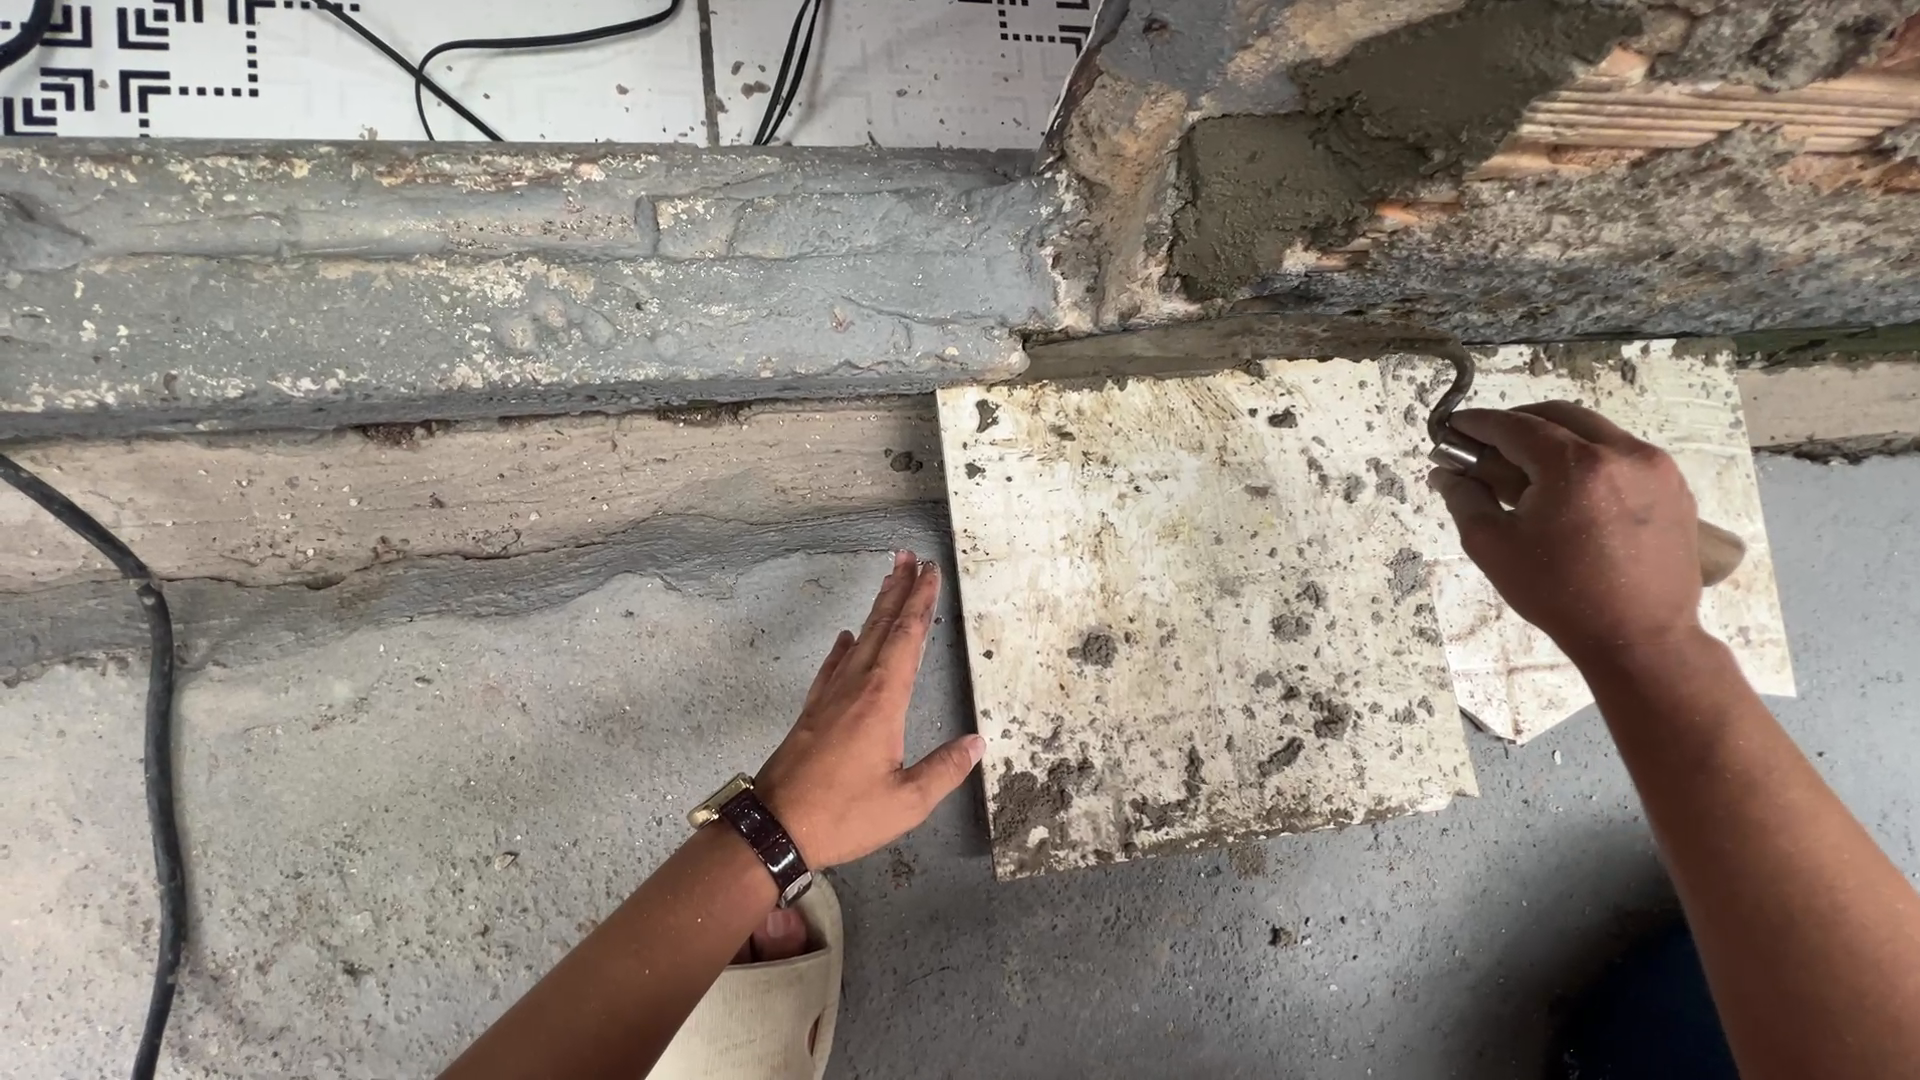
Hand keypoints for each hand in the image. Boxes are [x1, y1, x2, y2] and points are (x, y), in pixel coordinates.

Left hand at [754, 551, 985, 868]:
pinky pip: (832, 667)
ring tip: (887, 581)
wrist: (775, 825)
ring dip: (876, 608)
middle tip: (908, 556)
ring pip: (858, 639)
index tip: (930, 572)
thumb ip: (945, 769)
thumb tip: (978, 742)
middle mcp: (856, 686)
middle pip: (882, 625)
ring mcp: (830, 696)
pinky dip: (843, 647)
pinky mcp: (813, 711)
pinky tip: (846, 637)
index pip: (908, 638)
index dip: (921, 602)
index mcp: (883, 699)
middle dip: (898, 588)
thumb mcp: (906, 801)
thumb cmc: (844, 814)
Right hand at [1426, 402, 1704, 659]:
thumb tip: (1444, 473)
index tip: (1452, 426)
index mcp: (1575, 466)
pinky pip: (1621, 454)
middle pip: (1559, 415)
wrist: (1638, 634)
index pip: (1515, 426)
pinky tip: (1563, 491)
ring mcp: (1657, 468)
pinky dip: (1585, 458)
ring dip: (1552, 439)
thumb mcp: (1491, 544)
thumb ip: (1463, 498)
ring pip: (1594, 431)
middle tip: (1484, 446)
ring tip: (1523, 472)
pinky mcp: (1674, 487)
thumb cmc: (1555, 591)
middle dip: (1516, 423)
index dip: (1477, 423)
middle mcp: (1623, 453)